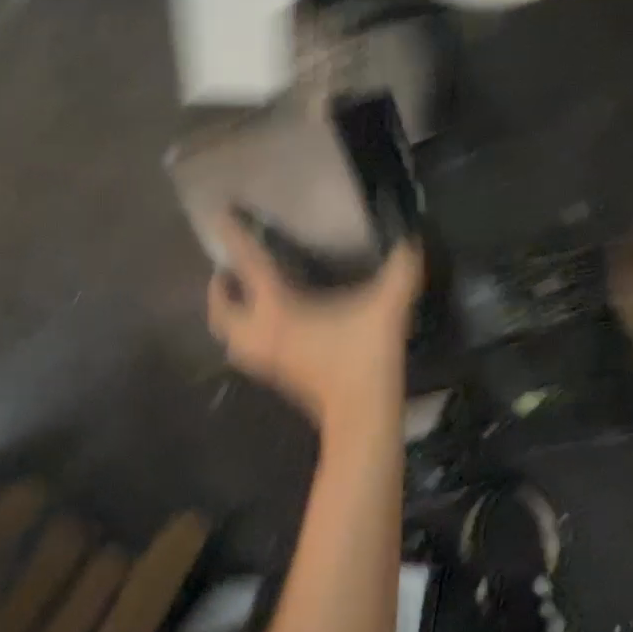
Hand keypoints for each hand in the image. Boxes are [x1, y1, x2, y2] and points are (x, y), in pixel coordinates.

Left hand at [206, 210, 423, 428]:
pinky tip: (276, 328)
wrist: (361, 417)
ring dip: (233, 317)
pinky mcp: (278, 379)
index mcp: (276, 309)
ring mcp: (265, 360)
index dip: (236, 236)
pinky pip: (251, 350)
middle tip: (230, 272)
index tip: (222, 214)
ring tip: (248, 300)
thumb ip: (400, 273)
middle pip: (222, 310)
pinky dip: (253, 335)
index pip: (249, 264)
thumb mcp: (387, 309)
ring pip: (232, 336)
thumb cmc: (365, 359)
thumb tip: (411, 243)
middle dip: (221, 289)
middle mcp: (259, 333)